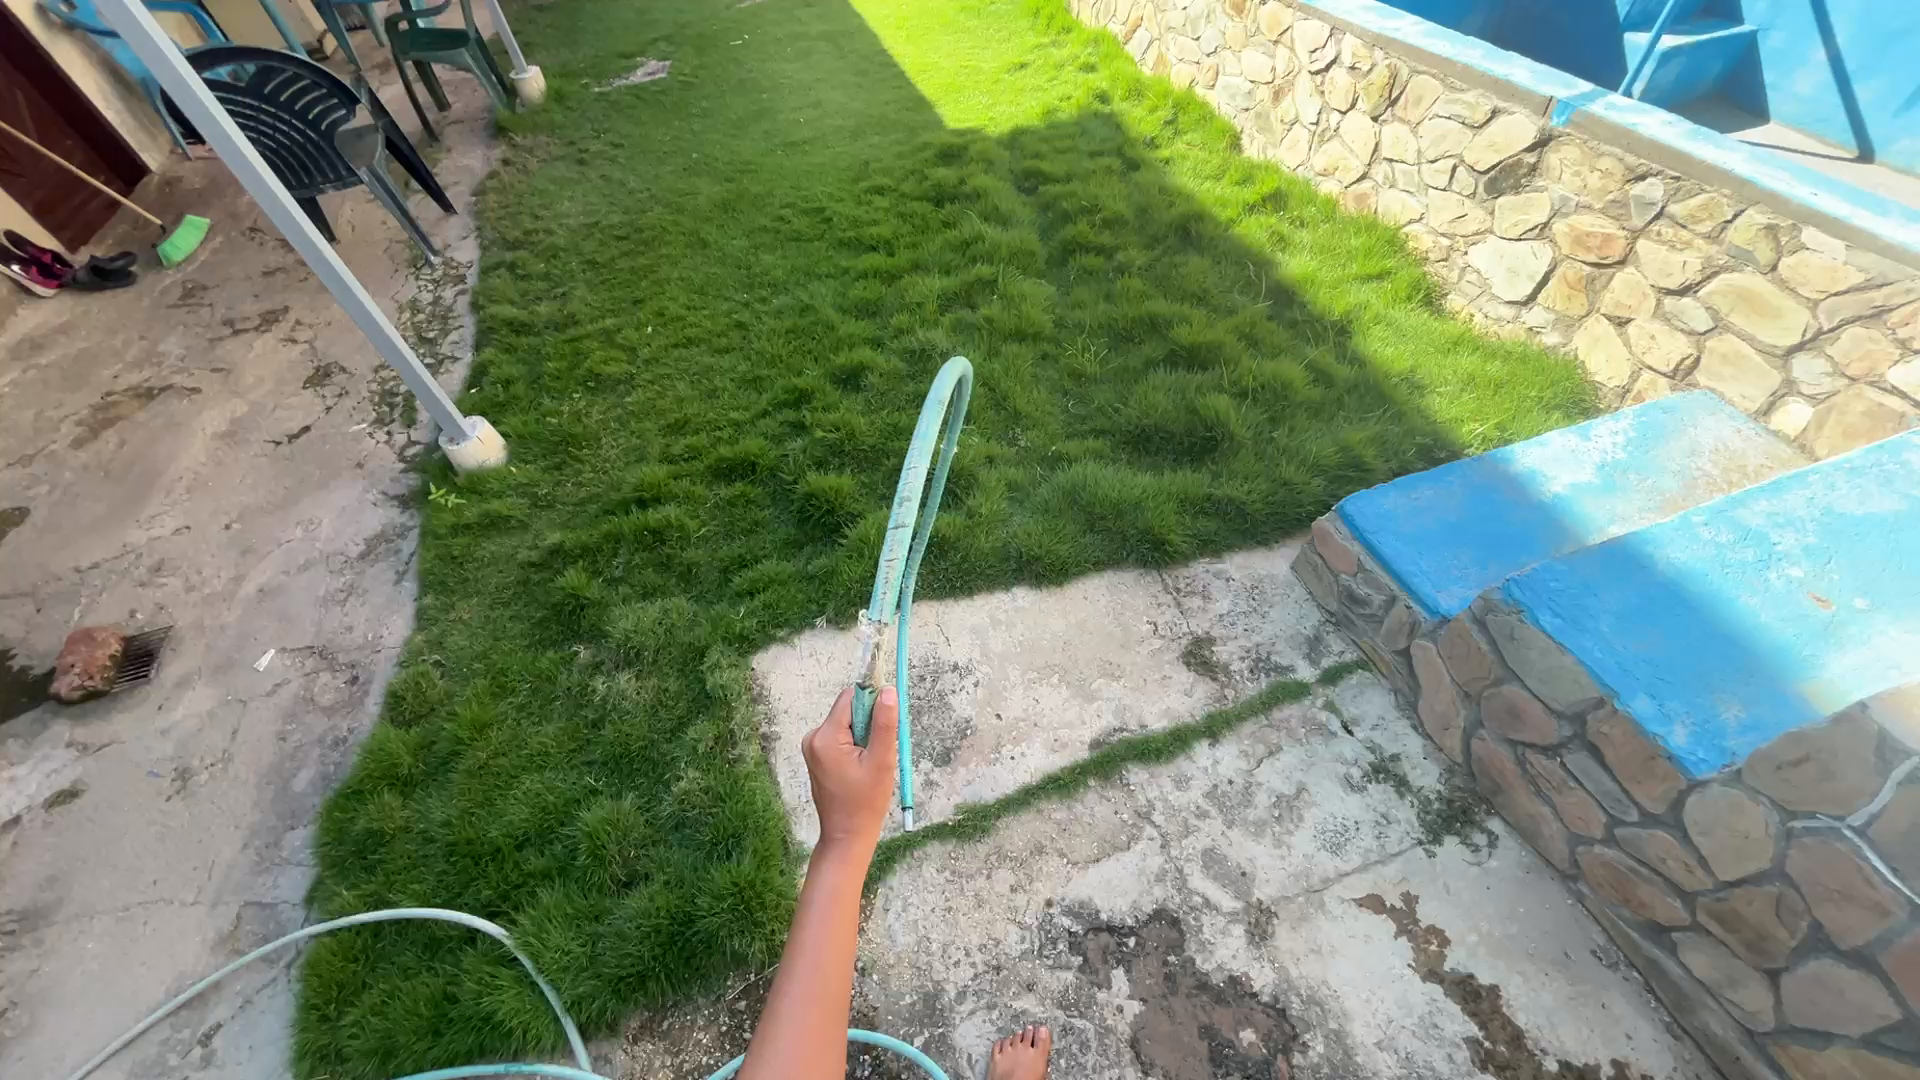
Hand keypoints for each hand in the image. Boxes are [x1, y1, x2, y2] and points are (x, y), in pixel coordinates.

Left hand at [803, 686, 897, 851]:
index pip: (851, 698)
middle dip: (869, 724)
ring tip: (869, 764)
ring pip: (847, 723)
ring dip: (864, 736)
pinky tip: (861, 768)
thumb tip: (887, 690)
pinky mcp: (817, 755)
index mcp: (825, 737)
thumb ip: (884, 723)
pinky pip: (841, 736)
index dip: (872, 705)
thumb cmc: (865, 803)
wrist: (846, 835)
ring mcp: (812, 747)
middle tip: (878, 753)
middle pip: (849, 710)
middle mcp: (813, 737)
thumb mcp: (881, 760)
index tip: (885, 726)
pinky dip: (855, 745)